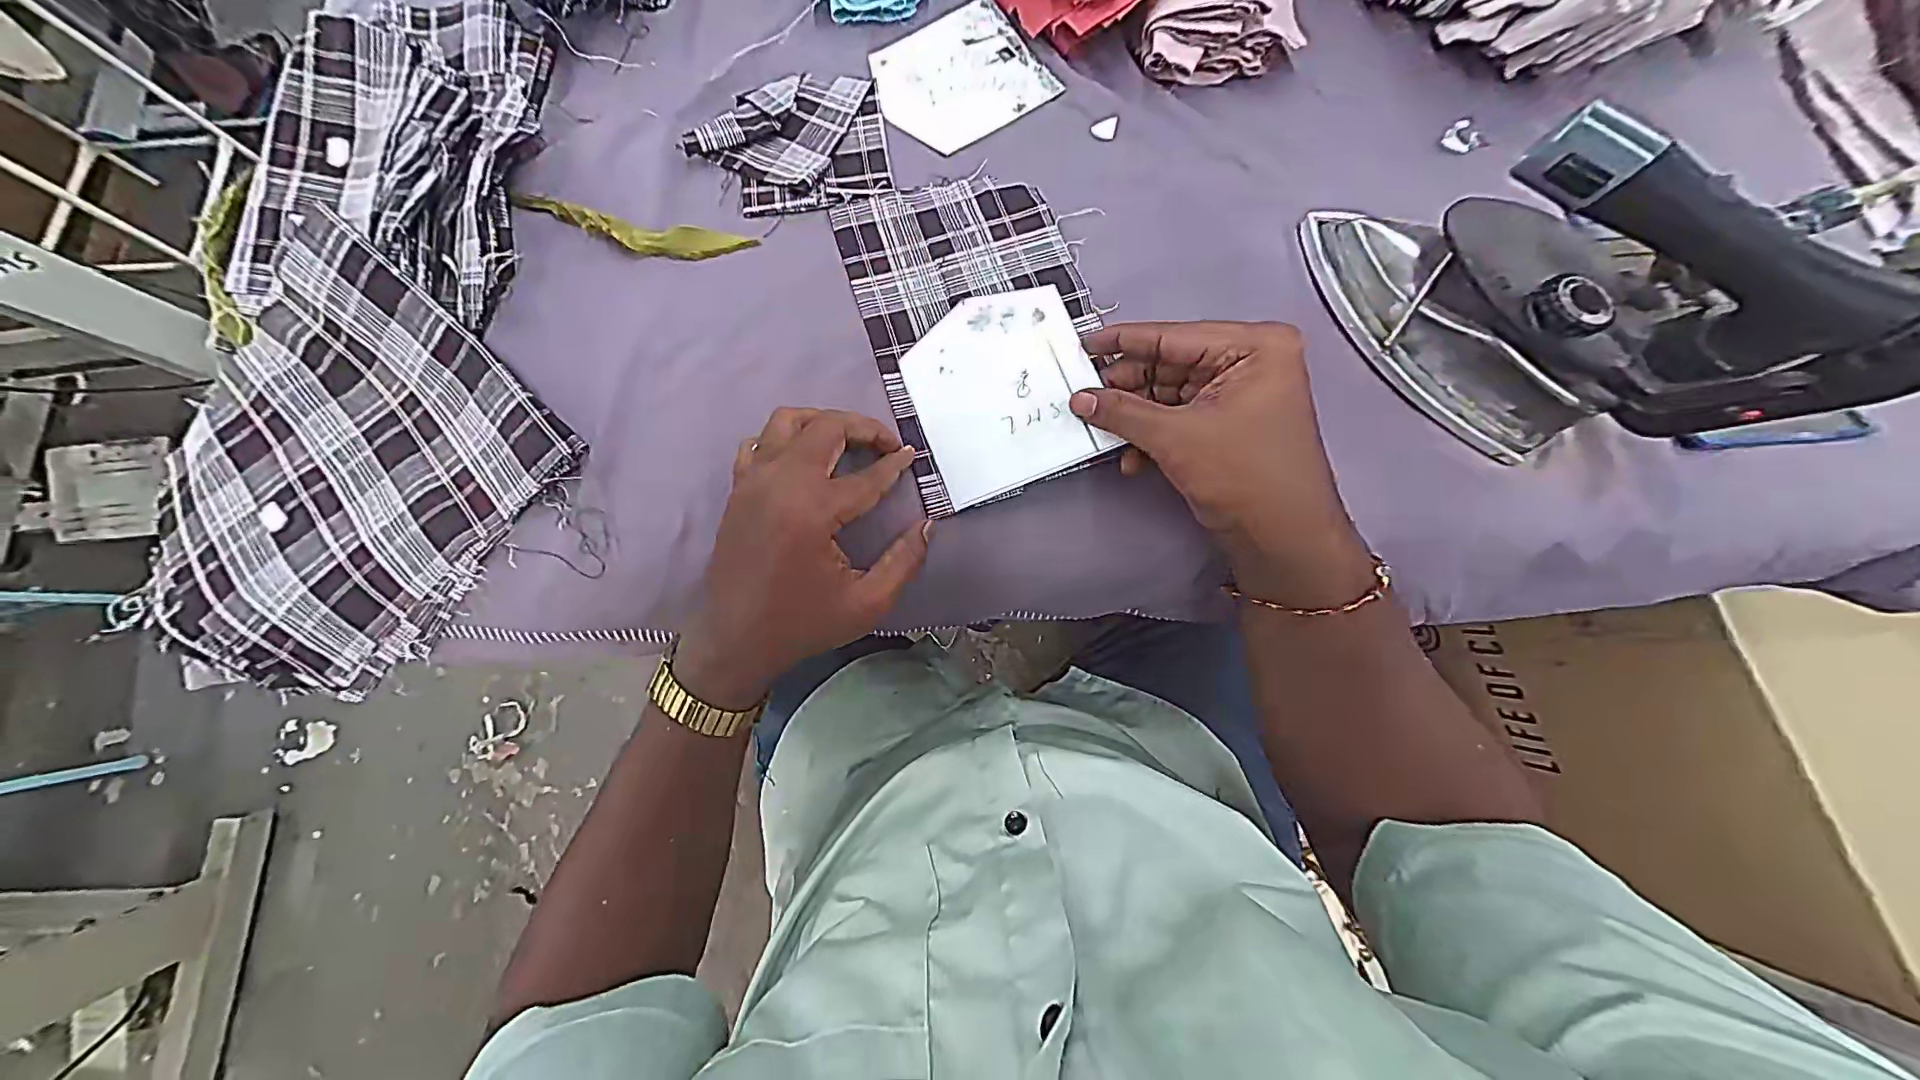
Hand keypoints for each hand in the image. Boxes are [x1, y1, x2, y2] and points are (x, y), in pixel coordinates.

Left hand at [674, 408, 931, 709]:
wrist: (735, 640)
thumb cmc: (802, 624)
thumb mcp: (867, 603)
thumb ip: (904, 561)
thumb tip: (927, 526)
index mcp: (812, 511)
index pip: (865, 475)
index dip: (894, 464)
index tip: (912, 456)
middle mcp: (779, 484)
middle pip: (825, 428)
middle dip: (862, 428)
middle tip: (886, 445)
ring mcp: (753, 482)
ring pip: (787, 421)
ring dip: (822, 422)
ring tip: (847, 441)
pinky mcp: (738, 490)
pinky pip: (760, 442)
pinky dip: (785, 438)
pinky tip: (803, 458)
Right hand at [1070, 321, 1371, 604]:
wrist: (1282, 538)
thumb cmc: (1262, 484)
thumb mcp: (1177, 438)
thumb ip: (1124, 413)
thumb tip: (1089, 398)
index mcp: (1256, 349)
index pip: (1174, 336)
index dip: (1125, 341)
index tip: (1092, 343)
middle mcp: (1251, 366)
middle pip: (1168, 365)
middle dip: (1126, 387)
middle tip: (1089, 394)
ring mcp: (1238, 397)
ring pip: (1167, 395)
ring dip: (1135, 416)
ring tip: (1105, 425)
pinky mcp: (1224, 426)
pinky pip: (1175, 418)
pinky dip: (1150, 435)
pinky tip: (1131, 453)